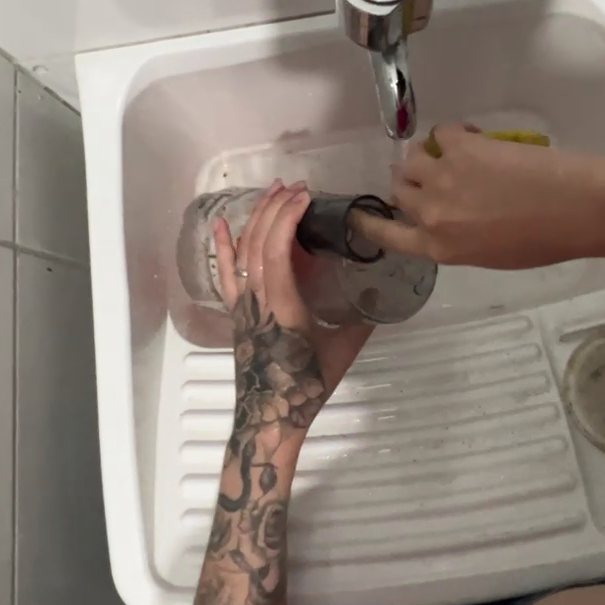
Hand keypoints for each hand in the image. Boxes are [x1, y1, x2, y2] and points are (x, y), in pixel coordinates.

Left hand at [213, 181, 371, 433]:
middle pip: (258, 243)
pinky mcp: (236, 311)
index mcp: (282, 305)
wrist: (269, 416)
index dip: (288, 218)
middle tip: (297, 187)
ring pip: (242, 251)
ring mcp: (242, 303)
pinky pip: (224, 273)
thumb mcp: (342, 351)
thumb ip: (362, 321)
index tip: (306, 196)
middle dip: (276, 209)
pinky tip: (222, 223)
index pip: (277, 250)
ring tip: (273, 192)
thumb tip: (382, 292)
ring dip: (257, 218)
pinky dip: (223, 245)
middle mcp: (256, 298)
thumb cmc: (306, 385)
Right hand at [350, 124, 604, 267]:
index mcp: (440, 248)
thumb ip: (456, 239)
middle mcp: (432, 213)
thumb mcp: (488, 255)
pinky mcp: (460, 147)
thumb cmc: (542, 241)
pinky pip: (440, 133)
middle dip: (412, 185)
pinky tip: (474, 138)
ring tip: (451, 156)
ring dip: (427, 157)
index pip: (389, 236)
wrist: (575, 208)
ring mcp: (442, 177)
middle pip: (399, 191)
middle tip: (434, 179)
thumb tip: (447, 218)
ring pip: (412, 159)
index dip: (371, 223)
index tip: (359, 214)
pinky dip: (454, 134)